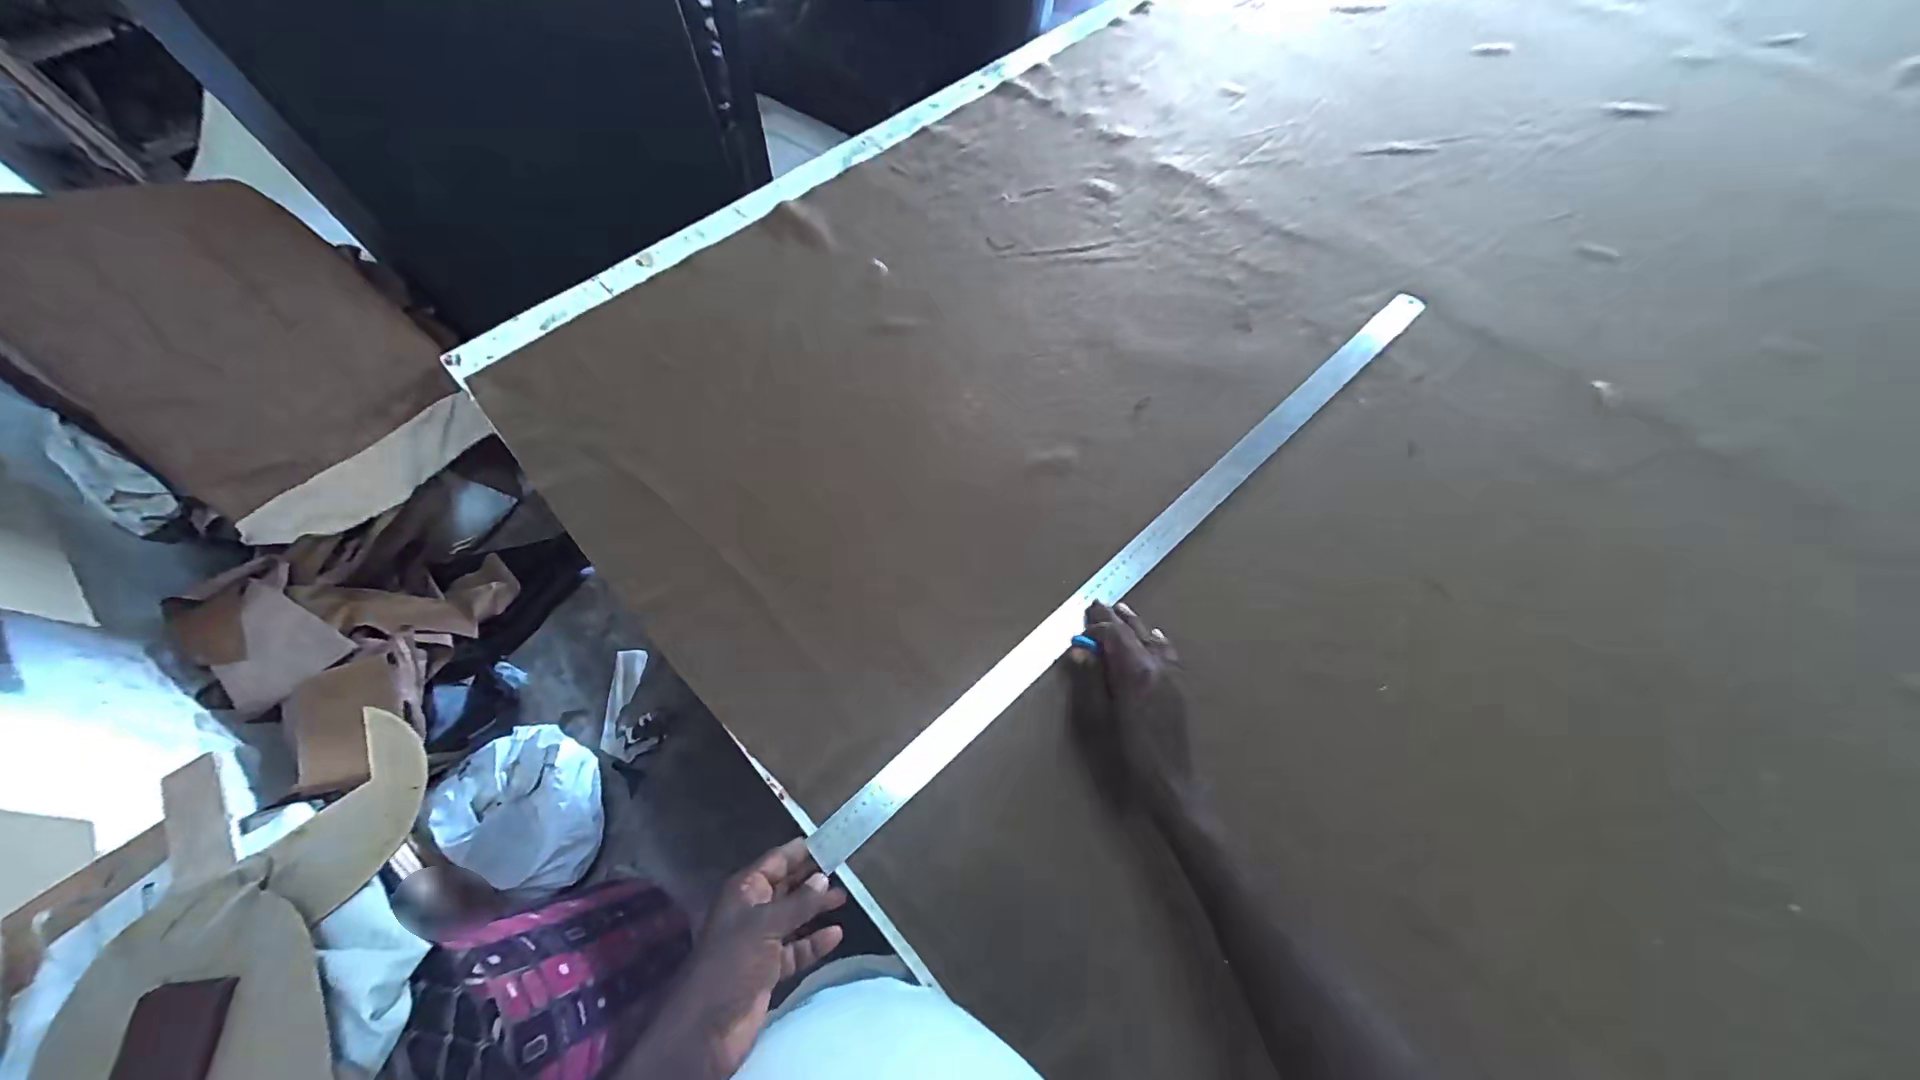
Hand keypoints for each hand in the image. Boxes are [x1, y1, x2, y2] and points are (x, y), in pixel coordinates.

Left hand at [625, 839, 847, 1079]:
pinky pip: (796, 949)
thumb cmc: (732, 962)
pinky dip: (814, 942)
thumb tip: (822, 878)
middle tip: (843, 867)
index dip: (801, 851)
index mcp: (743, 891)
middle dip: (812, 879)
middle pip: (786, 887)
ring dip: (816, 908)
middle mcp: (752, 911)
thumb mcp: (765, 925)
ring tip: (843, 898)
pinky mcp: (768, 970)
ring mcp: (760, 942)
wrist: (706, 1028)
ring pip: (793, 918)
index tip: (829, 840)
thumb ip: (797, 902)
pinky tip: (835, 935)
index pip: (776, 860)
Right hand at [1068, 601, 1194, 811]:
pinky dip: (1155, 639)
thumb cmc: (1129, 758)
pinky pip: (1167, 652)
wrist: (1173, 786)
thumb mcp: (1098, 721)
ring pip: (1151, 639)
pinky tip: (1155, 637)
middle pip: (1132, 633)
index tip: (1080, 627)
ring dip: (1133, 624)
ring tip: (1121, 610)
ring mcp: (1171, 677)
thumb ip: (1089, 682)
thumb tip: (1079, 651)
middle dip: (1112, 618)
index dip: (1095, 628)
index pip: (1113, 636)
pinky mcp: (1179, 688)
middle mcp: (1156, 667)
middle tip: (1096, 604)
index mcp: (1133, 673)